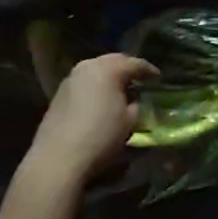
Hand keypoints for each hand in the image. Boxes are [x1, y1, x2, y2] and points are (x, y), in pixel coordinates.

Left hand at [25, 54, 158, 183]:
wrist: (58, 157)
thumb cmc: (101, 136)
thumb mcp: (129, 122)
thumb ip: (135, 105)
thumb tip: (134, 101)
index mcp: (108, 69)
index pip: (134, 64)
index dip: (149, 71)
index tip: (159, 79)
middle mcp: (87, 67)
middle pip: (113, 61)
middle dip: (128, 69)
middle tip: (140, 80)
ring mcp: (70, 79)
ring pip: (96, 70)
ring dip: (110, 77)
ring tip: (121, 90)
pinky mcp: (59, 93)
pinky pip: (84, 82)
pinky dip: (96, 86)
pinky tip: (101, 100)